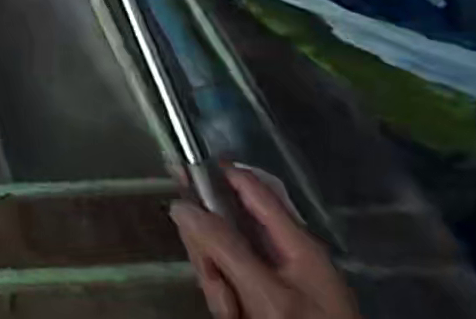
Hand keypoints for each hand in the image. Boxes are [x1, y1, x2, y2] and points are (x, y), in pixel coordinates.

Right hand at [170, 165, 361, 318]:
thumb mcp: (266, 296)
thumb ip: (224, 248)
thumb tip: (180, 204)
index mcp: (298, 243)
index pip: (250, 187)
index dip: (215, 172)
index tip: (178, 170)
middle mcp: (286, 254)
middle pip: (228, 222)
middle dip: (210, 248)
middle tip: (213, 280)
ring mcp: (277, 278)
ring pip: (222, 252)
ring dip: (215, 278)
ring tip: (229, 311)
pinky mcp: (267, 298)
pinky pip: (230, 278)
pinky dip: (224, 296)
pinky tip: (232, 314)